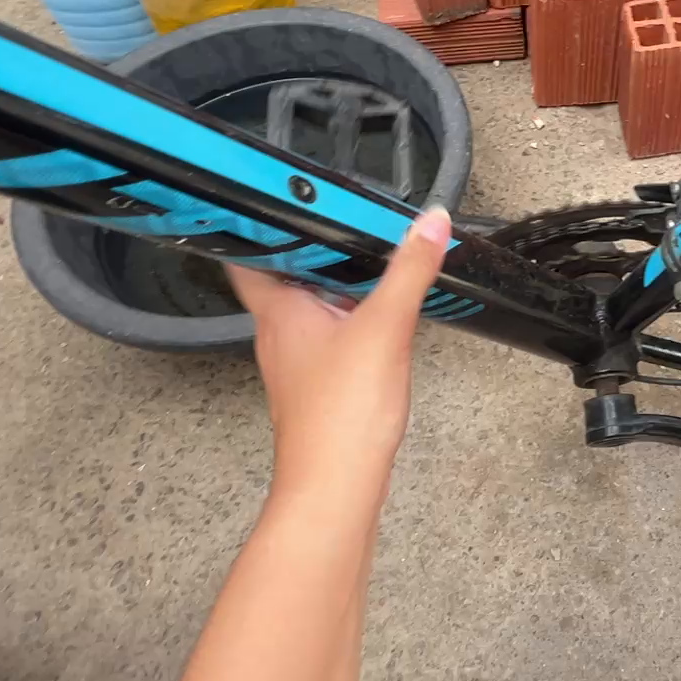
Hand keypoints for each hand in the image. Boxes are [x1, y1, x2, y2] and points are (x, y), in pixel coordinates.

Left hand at [224, 207, 451, 493]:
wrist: (337, 486)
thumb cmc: (344, 412)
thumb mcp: (385, 327)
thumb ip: (409, 271)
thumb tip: (431, 221)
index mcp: (279, 310)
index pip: (249, 254)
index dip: (260, 223)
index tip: (283, 194)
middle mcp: (279, 332)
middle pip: (285, 275)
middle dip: (314, 246)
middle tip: (346, 215)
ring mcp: (297, 360)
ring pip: (309, 305)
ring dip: (333, 281)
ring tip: (368, 254)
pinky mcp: (318, 382)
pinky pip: (328, 333)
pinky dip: (348, 314)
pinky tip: (377, 313)